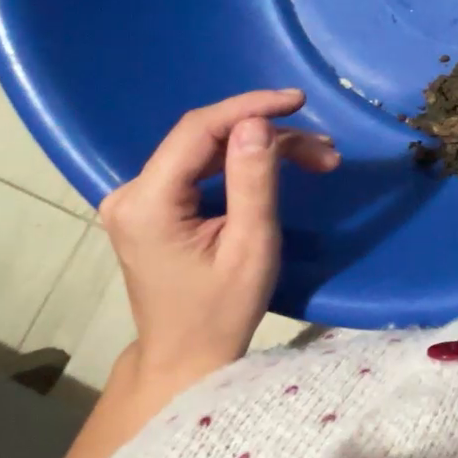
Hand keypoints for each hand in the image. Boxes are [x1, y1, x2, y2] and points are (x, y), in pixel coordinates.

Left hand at [99, 89, 339, 386]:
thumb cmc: (223, 309)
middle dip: (270, 136)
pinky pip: (201, 169)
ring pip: (208, 152)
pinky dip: (245, 165)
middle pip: (206, 140)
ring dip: (264, 150)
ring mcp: (137, 200)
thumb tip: (258, 124)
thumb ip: (253, 181)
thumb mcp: (250, 245)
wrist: (187, 357)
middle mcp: (130, 193)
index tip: (298, 100)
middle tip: (327, 152)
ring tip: (319, 160)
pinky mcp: (152, 208)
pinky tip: (281, 167)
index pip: (198, 131)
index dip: (250, 107)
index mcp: (147, 203)